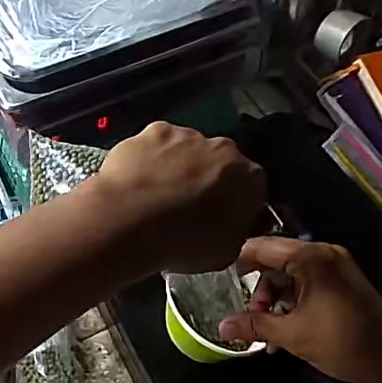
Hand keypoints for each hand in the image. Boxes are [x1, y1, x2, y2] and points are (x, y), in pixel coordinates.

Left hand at [85, 122, 265, 274]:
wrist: (131, 221)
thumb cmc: (182, 241)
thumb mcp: (225, 252)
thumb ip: (235, 230)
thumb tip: (230, 227)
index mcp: (249, 178)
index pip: (250, 184)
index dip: (234, 199)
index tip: (220, 213)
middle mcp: (223, 149)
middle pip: (218, 160)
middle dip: (206, 178)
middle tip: (185, 206)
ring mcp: (188, 136)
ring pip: (186, 149)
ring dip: (177, 166)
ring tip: (156, 197)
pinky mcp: (155, 131)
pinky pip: (157, 144)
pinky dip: (150, 157)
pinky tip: (138, 181)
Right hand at [219, 238, 381, 382]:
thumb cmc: (342, 342)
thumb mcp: (293, 335)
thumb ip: (254, 325)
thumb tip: (220, 326)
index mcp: (311, 257)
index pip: (261, 247)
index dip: (238, 261)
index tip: (222, 280)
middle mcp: (323, 253)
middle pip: (275, 260)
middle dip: (259, 290)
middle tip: (250, 317)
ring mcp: (336, 265)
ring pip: (291, 274)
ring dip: (275, 300)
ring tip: (268, 333)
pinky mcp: (344, 280)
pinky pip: (308, 282)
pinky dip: (293, 302)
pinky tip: (286, 331)